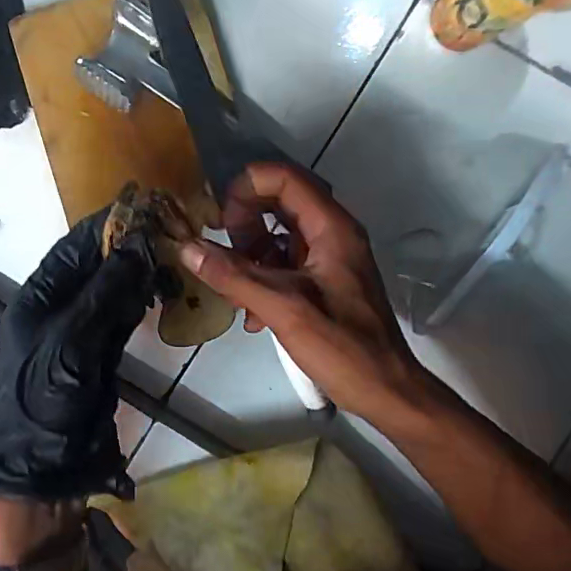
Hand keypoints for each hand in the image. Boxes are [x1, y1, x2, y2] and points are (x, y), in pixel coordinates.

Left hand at [0, 208, 157, 500]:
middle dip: (124, 246)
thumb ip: (102, 293)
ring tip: (167, 250)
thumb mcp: (70, 341)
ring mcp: (76, 332)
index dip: (101, 227)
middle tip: (163, 225)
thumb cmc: (46, 397)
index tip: (136, 205)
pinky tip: (158, 285)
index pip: (70, 251)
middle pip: (91, 267)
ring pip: (108, 290)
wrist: (48, 463)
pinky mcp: (96, 353)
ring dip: (134, 271)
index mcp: (34, 300)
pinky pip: (118, 316)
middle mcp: (53, 310)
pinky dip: (137, 299)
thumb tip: (133, 246)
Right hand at [177, 162, 453, 426]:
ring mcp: (326, 259)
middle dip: (242, 224)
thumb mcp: (282, 308)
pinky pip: (281, 263)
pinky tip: (251, 315)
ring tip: (234, 291)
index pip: (285, 179)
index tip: (217, 215)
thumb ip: (233, 276)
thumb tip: (187, 247)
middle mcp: (331, 235)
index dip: (247, 186)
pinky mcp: (320, 282)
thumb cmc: (342, 346)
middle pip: (278, 203)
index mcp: (331, 229)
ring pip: (276, 235)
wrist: (384, 391)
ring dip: (247, 256)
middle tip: (222, 254)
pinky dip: (259, 278)